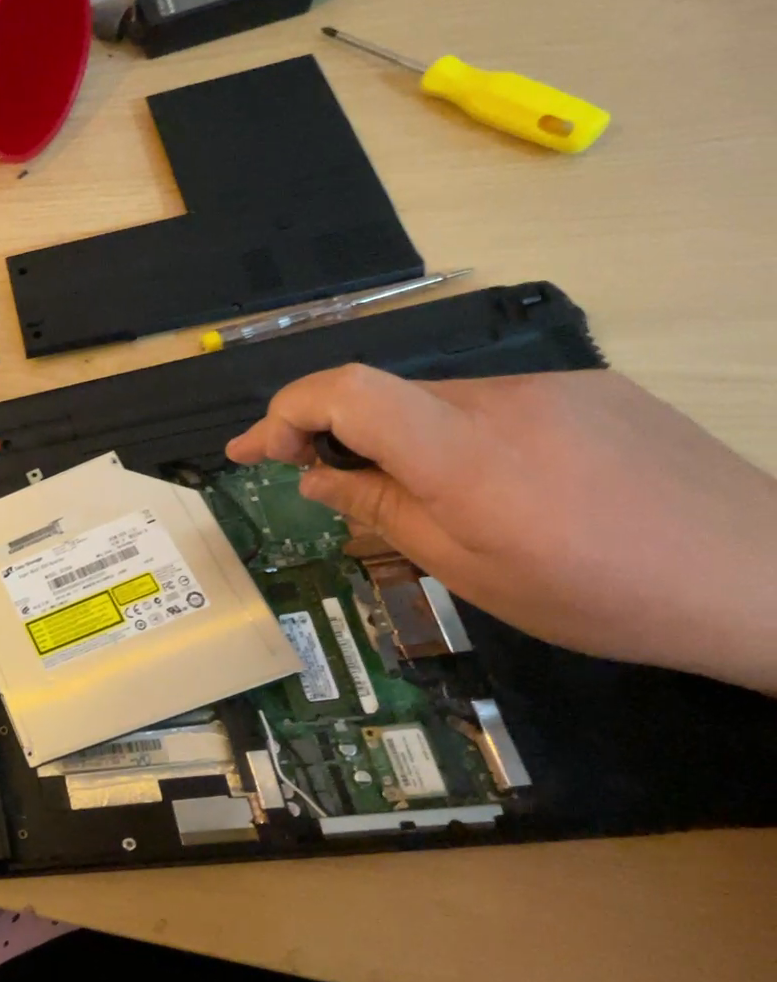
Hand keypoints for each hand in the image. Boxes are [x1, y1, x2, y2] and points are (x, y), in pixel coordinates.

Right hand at [227, 365, 776, 692]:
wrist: (772, 580)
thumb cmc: (603, 594)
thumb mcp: (468, 569)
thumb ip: (381, 510)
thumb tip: (317, 476)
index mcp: (462, 453)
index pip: (344, 392)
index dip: (284, 412)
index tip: (256, 452)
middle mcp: (500, 399)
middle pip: (384, 397)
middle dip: (335, 435)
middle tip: (324, 484)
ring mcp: (553, 387)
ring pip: (439, 403)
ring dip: (404, 439)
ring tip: (434, 499)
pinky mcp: (594, 390)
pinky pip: (496, 405)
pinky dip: (463, 436)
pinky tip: (509, 486)